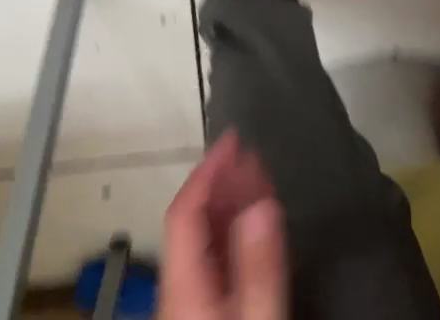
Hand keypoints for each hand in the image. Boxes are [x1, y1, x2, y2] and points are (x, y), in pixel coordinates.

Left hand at [162, 131, 287, 319]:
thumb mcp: (256, 312)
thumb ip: (258, 262)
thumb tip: (262, 203)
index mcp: (183, 282)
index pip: (184, 211)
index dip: (208, 168)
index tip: (232, 137)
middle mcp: (177, 286)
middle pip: (191, 220)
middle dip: (221, 178)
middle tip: (248, 148)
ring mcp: (187, 297)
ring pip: (202, 237)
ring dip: (228, 201)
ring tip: (256, 174)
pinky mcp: (200, 308)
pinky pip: (211, 255)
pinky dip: (231, 228)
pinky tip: (253, 221)